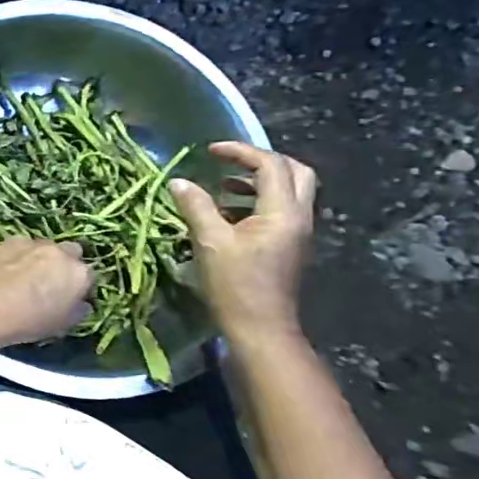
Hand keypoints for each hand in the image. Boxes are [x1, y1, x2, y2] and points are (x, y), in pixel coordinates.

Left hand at [0, 238, 96, 347]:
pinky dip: (20, 254)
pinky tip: (10, 268)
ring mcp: (35, 245)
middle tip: (52, 282)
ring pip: (46, 247)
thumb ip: (78, 311)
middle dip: (66, 264)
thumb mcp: (63, 324)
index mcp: (80, 274)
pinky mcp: (11, 242)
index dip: (82, 288)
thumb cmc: (31, 321)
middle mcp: (61, 253)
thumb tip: (83, 304)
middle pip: (72, 253)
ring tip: (27, 275)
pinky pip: (22, 246)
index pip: (89, 277)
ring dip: (42, 257)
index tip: (72, 298)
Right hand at [167, 142, 317, 341]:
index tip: (210, 151)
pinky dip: (258, 200)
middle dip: (262, 161)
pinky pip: (281, 209)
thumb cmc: (235, 285)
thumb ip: (196, 207)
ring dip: (259, 181)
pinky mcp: (289, 245)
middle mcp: (298, 217)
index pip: (270, 166)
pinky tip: (229, 213)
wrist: (260, 327)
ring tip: (223, 186)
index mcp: (282, 212)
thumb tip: (180, 182)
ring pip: (290, 190)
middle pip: (295, 172)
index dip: (241, 152)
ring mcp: (297, 232)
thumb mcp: (209, 242)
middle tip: (229, 162)